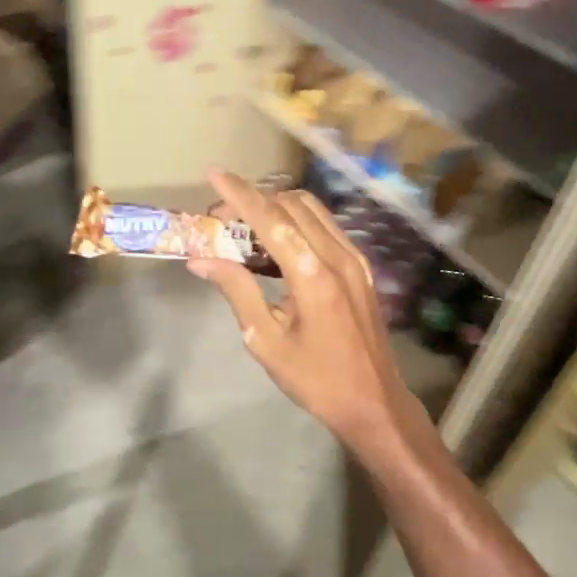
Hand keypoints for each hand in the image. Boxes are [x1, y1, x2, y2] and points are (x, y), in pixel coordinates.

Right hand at [191, 168, 428, 452]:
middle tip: (219, 218)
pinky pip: (325, 225)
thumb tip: (202, 258)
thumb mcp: (266, 341)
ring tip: (244, 224)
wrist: (375, 402)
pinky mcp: (361, 265)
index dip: (240, 193)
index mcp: (313, 276)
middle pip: (291, 204)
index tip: (213, 174)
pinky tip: (276, 239)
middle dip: (253, 199)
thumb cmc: (316, 379)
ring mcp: (354, 258)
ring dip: (276, 205)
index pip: (271, 219)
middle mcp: (338, 256)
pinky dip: (296, 219)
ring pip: (311, 209)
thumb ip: (237, 292)